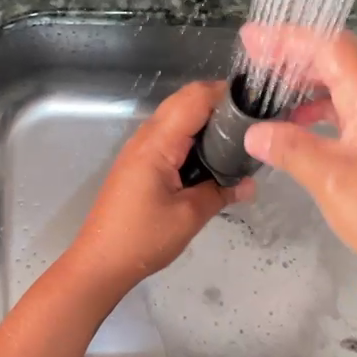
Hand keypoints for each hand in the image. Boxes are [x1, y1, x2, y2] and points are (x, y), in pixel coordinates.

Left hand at [61, 81, 253, 296]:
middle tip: (251, 124)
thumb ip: (222, 193)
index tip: (255, 106)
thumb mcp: (190, 216)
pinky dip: (191, 138)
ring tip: (237, 139)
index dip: (226, 94)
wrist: (101, 262)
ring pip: (176, 118)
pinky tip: (210, 159)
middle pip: (185, 101)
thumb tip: (250, 184)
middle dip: (218, 105)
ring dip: (204, 122)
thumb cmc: (143, 238)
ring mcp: (138, 150)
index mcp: (157, 144)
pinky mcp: (138, 164)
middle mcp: (145, 137)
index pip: (195, 98)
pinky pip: (168, 137)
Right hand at [241, 24, 356, 295]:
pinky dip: (315, 109)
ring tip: (267, 88)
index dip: (289, 38)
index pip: (331, 48)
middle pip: (338, 59)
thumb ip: (290, 148)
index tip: (252, 39)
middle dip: (295, 53)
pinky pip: (344, 110)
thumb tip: (254, 131)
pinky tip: (292, 123)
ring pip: (341, 85)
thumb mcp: (330, 179)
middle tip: (253, 57)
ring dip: (304, 81)